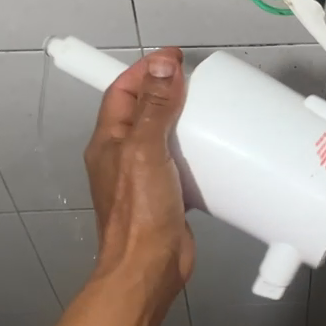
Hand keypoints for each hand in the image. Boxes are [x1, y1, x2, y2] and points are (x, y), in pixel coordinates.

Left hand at [84, 48, 192, 294]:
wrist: (149, 268)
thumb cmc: (140, 212)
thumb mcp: (146, 151)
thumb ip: (154, 108)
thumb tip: (162, 66)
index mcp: (109, 141)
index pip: (122, 91)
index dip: (145, 70)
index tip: (174, 58)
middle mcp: (122, 156)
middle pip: (143, 111)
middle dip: (166, 92)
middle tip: (197, 83)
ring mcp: (143, 177)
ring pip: (163, 137)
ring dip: (183, 122)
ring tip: (210, 111)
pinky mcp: (165, 195)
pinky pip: (179, 163)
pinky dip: (195, 153)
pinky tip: (215, 153)